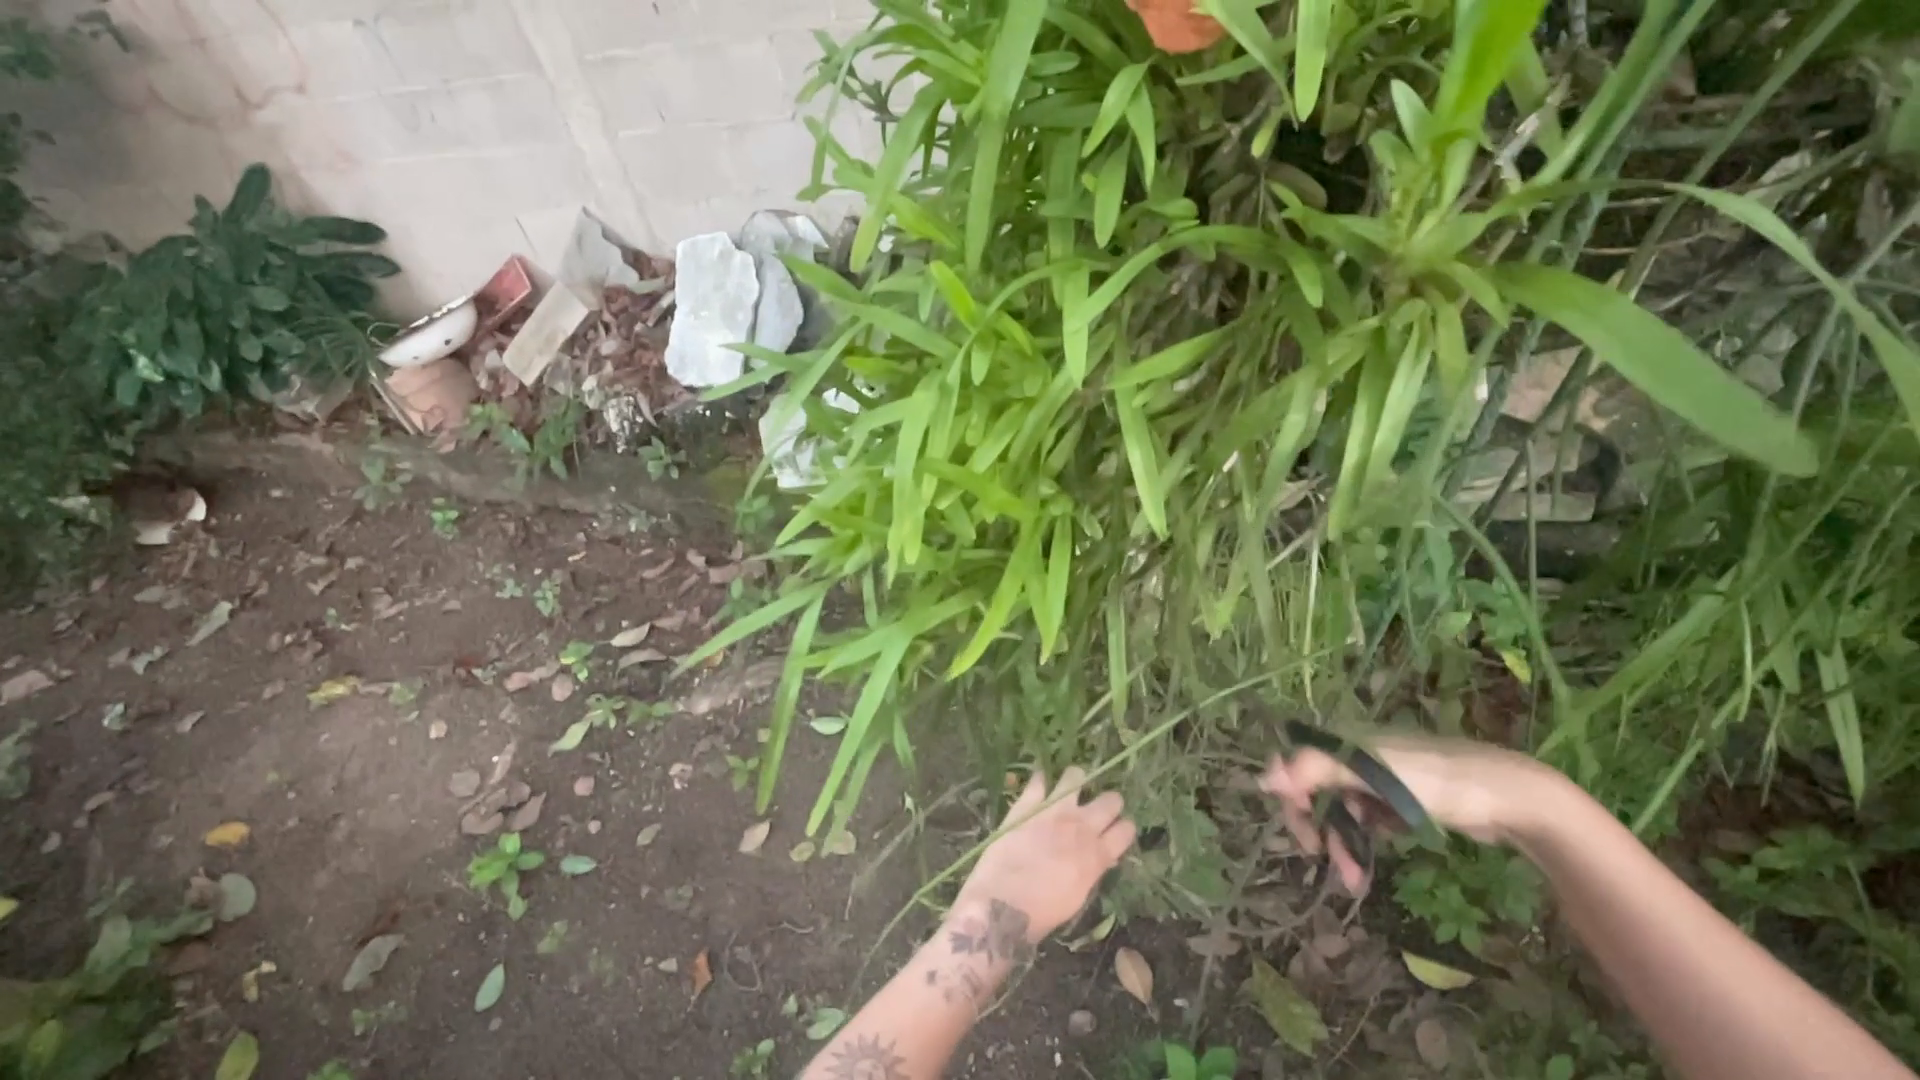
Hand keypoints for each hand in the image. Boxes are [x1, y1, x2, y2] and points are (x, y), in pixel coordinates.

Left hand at [951, 767, 1136, 945]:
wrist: (1003, 904)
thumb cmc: (1042, 912)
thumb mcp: (1078, 896)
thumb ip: (1091, 870)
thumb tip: (1099, 858)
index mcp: (1097, 855)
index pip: (1125, 830)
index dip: (1123, 828)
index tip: (1118, 830)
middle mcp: (1082, 827)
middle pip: (1111, 800)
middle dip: (1109, 802)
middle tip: (1098, 807)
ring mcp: (1054, 811)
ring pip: (1076, 777)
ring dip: (1075, 780)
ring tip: (1070, 785)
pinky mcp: (1027, 805)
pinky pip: (1038, 780)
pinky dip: (1039, 780)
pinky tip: (1038, 781)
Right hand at [1261, 736, 1559, 891]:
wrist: (1509, 798)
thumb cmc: (1439, 780)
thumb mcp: (1373, 773)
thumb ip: (1318, 770)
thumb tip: (1265, 777)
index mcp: (1346, 740)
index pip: (1297, 760)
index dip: (1291, 791)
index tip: (1300, 823)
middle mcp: (1357, 755)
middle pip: (1316, 789)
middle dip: (1316, 825)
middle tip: (1317, 855)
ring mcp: (1379, 779)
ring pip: (1341, 811)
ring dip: (1341, 844)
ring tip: (1353, 880)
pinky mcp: (1399, 801)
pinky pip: (1365, 822)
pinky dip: (1363, 843)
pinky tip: (1369, 865)